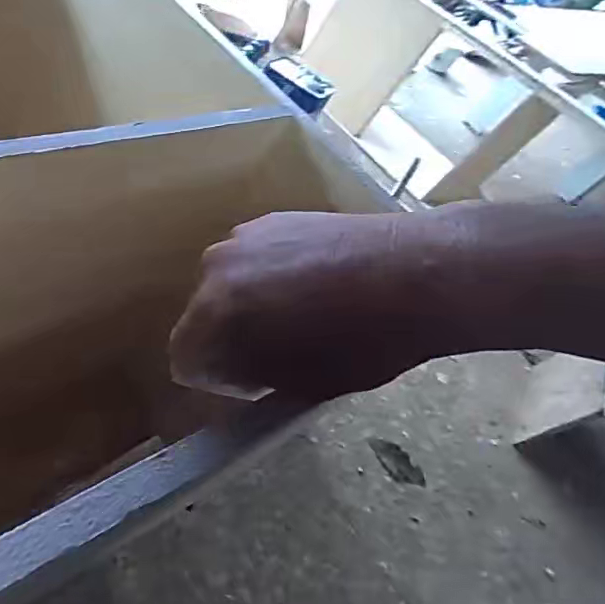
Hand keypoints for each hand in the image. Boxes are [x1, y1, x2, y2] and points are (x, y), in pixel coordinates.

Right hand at [168, 210, 461, 400]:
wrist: (421, 271)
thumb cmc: (363, 340)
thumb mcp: (300, 380)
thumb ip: (248, 376)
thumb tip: (233, 368)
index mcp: (214, 309)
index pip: (183, 352)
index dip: (209, 376)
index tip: (243, 383)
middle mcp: (214, 266)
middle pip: (202, 314)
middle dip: (227, 336)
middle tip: (273, 351)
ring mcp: (241, 237)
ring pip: (227, 283)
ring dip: (247, 303)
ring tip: (298, 313)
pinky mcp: (269, 220)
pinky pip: (252, 259)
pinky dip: (268, 275)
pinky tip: (312, 283)